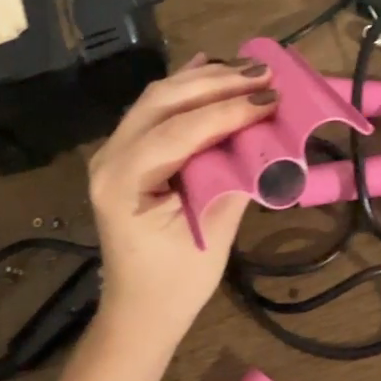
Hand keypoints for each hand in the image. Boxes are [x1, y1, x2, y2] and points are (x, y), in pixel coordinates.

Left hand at [87, 54, 277, 354]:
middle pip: (164, 101)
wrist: (137, 314)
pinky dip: (183, 88)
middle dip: (217, 83)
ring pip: (158, 98)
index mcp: (124, 180)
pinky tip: (207, 66)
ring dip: (203, 81)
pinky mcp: (125, 153)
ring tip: (248, 71)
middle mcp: (109, 156)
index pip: (180, 129)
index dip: (227, 109)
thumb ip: (234, 179)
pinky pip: (153, 110)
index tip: (271, 97)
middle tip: (264, 74)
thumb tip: (266, 136)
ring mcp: (113, 152)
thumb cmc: (175, 285)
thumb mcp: (212, 235)